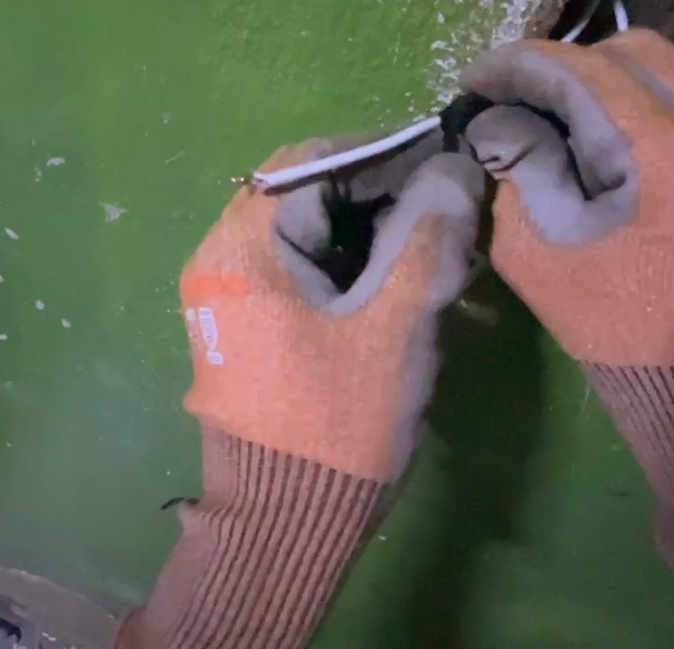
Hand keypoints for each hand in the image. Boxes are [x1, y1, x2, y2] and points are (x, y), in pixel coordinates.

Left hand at [179, 135, 485, 481]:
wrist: (281, 522)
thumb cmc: (335, 423)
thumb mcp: (392, 328)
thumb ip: (425, 240)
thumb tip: (453, 169)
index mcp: (244, 246)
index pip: (311, 162)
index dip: (379, 151)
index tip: (439, 154)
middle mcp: (221, 254)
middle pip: (301, 189)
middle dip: (373, 186)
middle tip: (439, 196)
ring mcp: (225, 286)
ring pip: (299, 224)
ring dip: (361, 219)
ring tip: (425, 230)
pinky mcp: (241, 315)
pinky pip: (292, 260)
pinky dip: (341, 253)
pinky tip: (390, 268)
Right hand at [461, 30, 673, 366]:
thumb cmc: (611, 316)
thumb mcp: (532, 246)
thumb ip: (512, 161)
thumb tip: (500, 107)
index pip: (593, 74)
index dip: (530, 65)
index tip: (489, 76)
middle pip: (647, 56)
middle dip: (583, 69)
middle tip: (547, 99)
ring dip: (642, 94)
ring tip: (611, 132)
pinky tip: (673, 152)